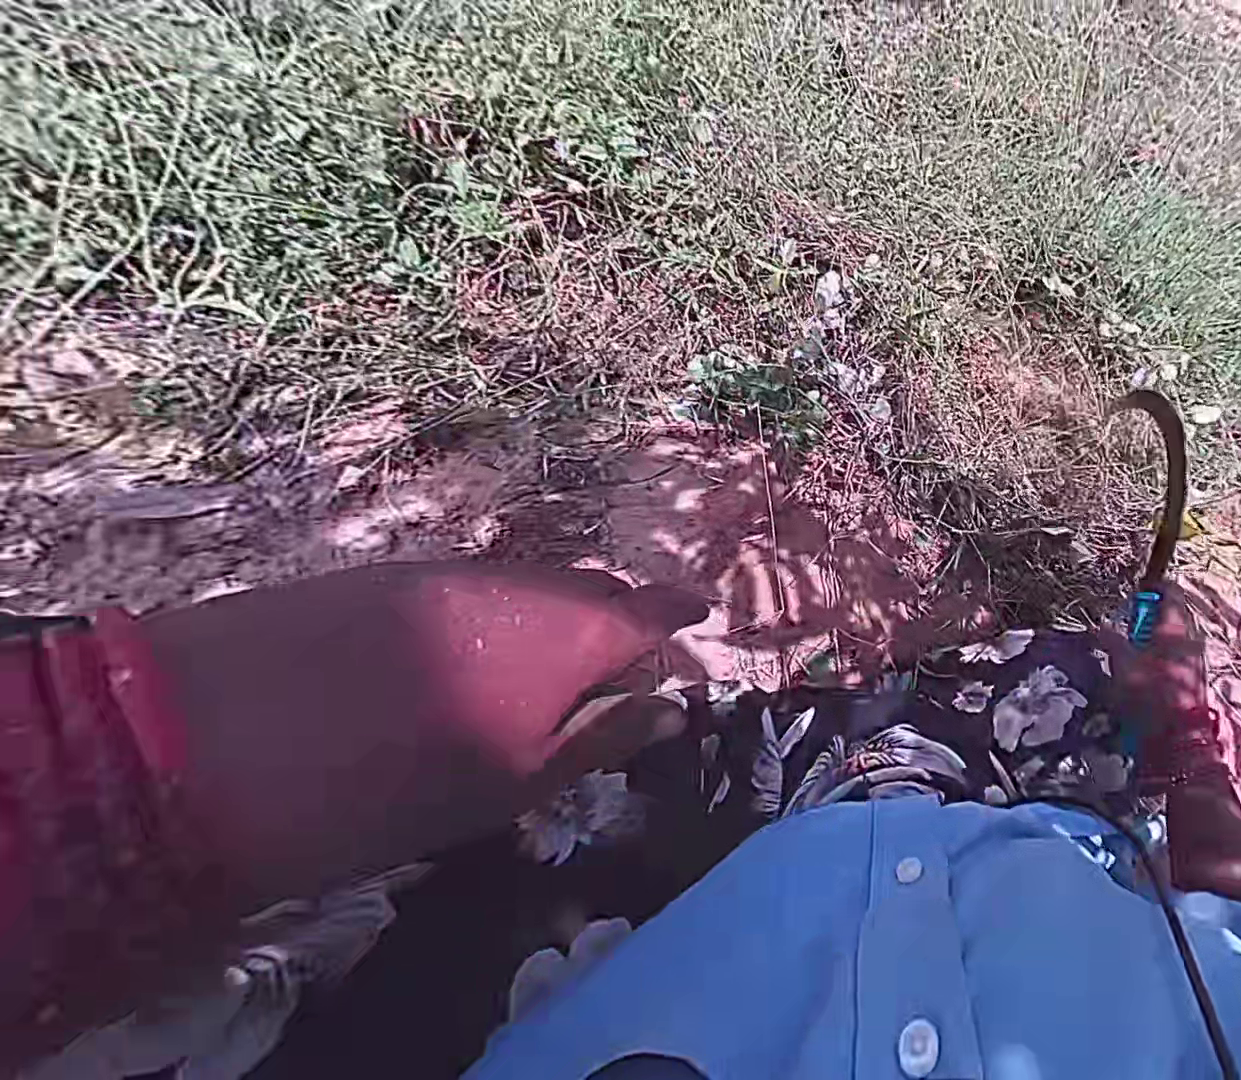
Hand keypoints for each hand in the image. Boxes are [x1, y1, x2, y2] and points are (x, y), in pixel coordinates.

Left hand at [140, 562, 706, 905]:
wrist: (199, 740)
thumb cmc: (400, 780)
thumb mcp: (522, 778)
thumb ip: (607, 736)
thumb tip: (672, 712)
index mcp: (577, 636)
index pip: (653, 607)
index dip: (682, 608)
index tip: (699, 612)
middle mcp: (533, 588)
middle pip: (601, 591)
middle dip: (620, 620)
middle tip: (612, 666)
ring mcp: (464, 573)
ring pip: (541, 586)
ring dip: (559, 617)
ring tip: (536, 666)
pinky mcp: (401, 574)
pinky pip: (484, 585)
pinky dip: (504, 612)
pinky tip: (468, 654)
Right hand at [1115, 583, 1209, 742]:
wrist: (1177, 736)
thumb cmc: (1149, 691)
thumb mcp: (1121, 662)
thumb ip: (1110, 639)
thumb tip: (1098, 625)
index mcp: (1175, 627)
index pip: (1170, 592)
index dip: (1152, 589)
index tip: (1134, 595)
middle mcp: (1191, 637)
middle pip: (1172, 614)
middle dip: (1149, 616)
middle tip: (1127, 625)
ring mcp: (1196, 658)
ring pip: (1174, 636)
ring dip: (1154, 637)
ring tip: (1133, 650)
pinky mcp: (1195, 676)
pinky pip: (1177, 654)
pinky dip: (1161, 654)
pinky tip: (1146, 669)